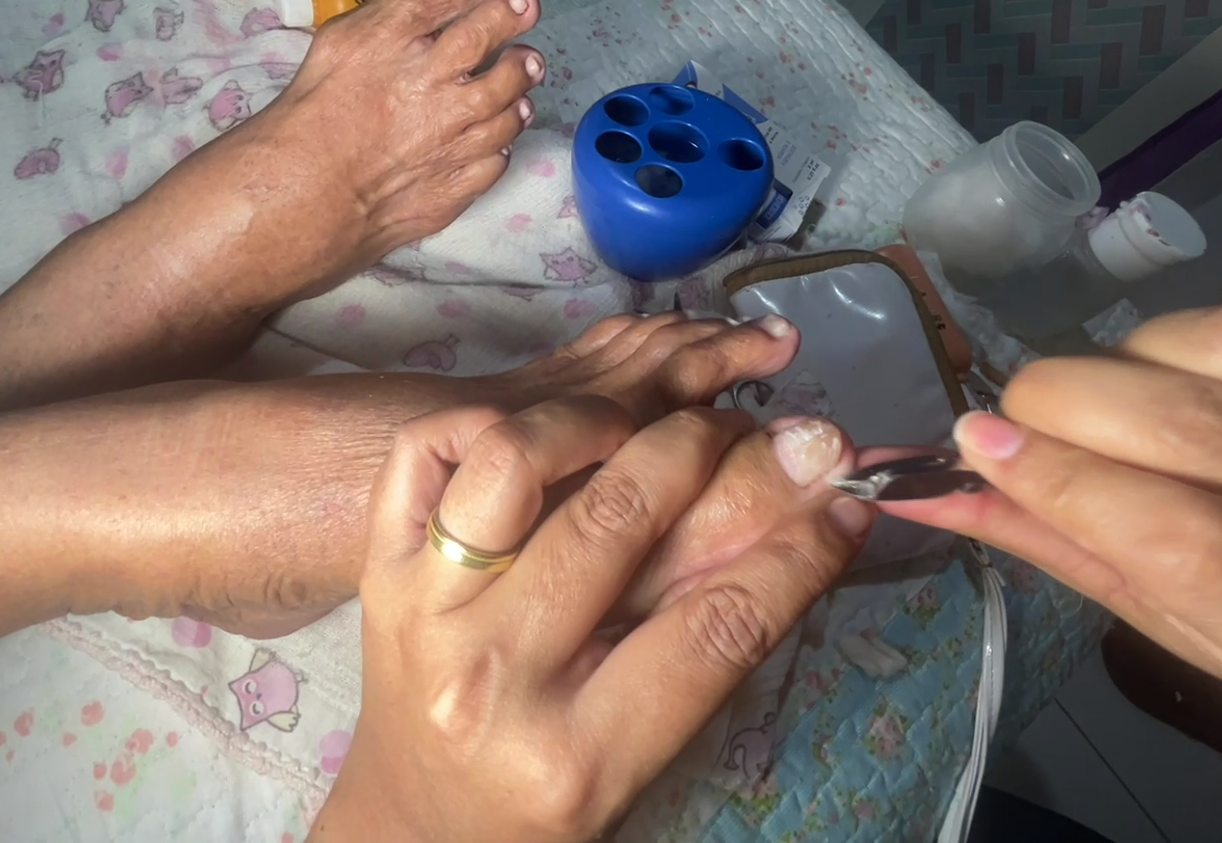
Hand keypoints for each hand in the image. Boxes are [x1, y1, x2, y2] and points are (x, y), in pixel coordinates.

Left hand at [309, 397, 875, 842]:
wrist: (417, 816)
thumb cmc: (546, 793)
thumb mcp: (641, 743)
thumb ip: (714, 632)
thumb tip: (815, 513)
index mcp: (575, 756)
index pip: (713, 626)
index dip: (797, 546)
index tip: (842, 489)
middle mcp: (488, 677)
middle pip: (618, 520)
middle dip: (707, 449)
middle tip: (750, 426)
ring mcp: (418, 609)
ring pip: (516, 460)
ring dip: (598, 419)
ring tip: (638, 424)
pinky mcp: (378, 564)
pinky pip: (424, 450)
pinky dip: (488, 418)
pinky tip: (541, 434)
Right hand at [893, 264, 1221, 753]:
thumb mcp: (1203, 634)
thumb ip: (1069, 555)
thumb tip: (924, 491)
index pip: (1194, 548)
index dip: (1063, 481)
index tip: (978, 440)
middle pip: (1215, 431)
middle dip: (1073, 398)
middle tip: (1029, 406)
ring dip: (1150, 349)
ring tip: (1137, 383)